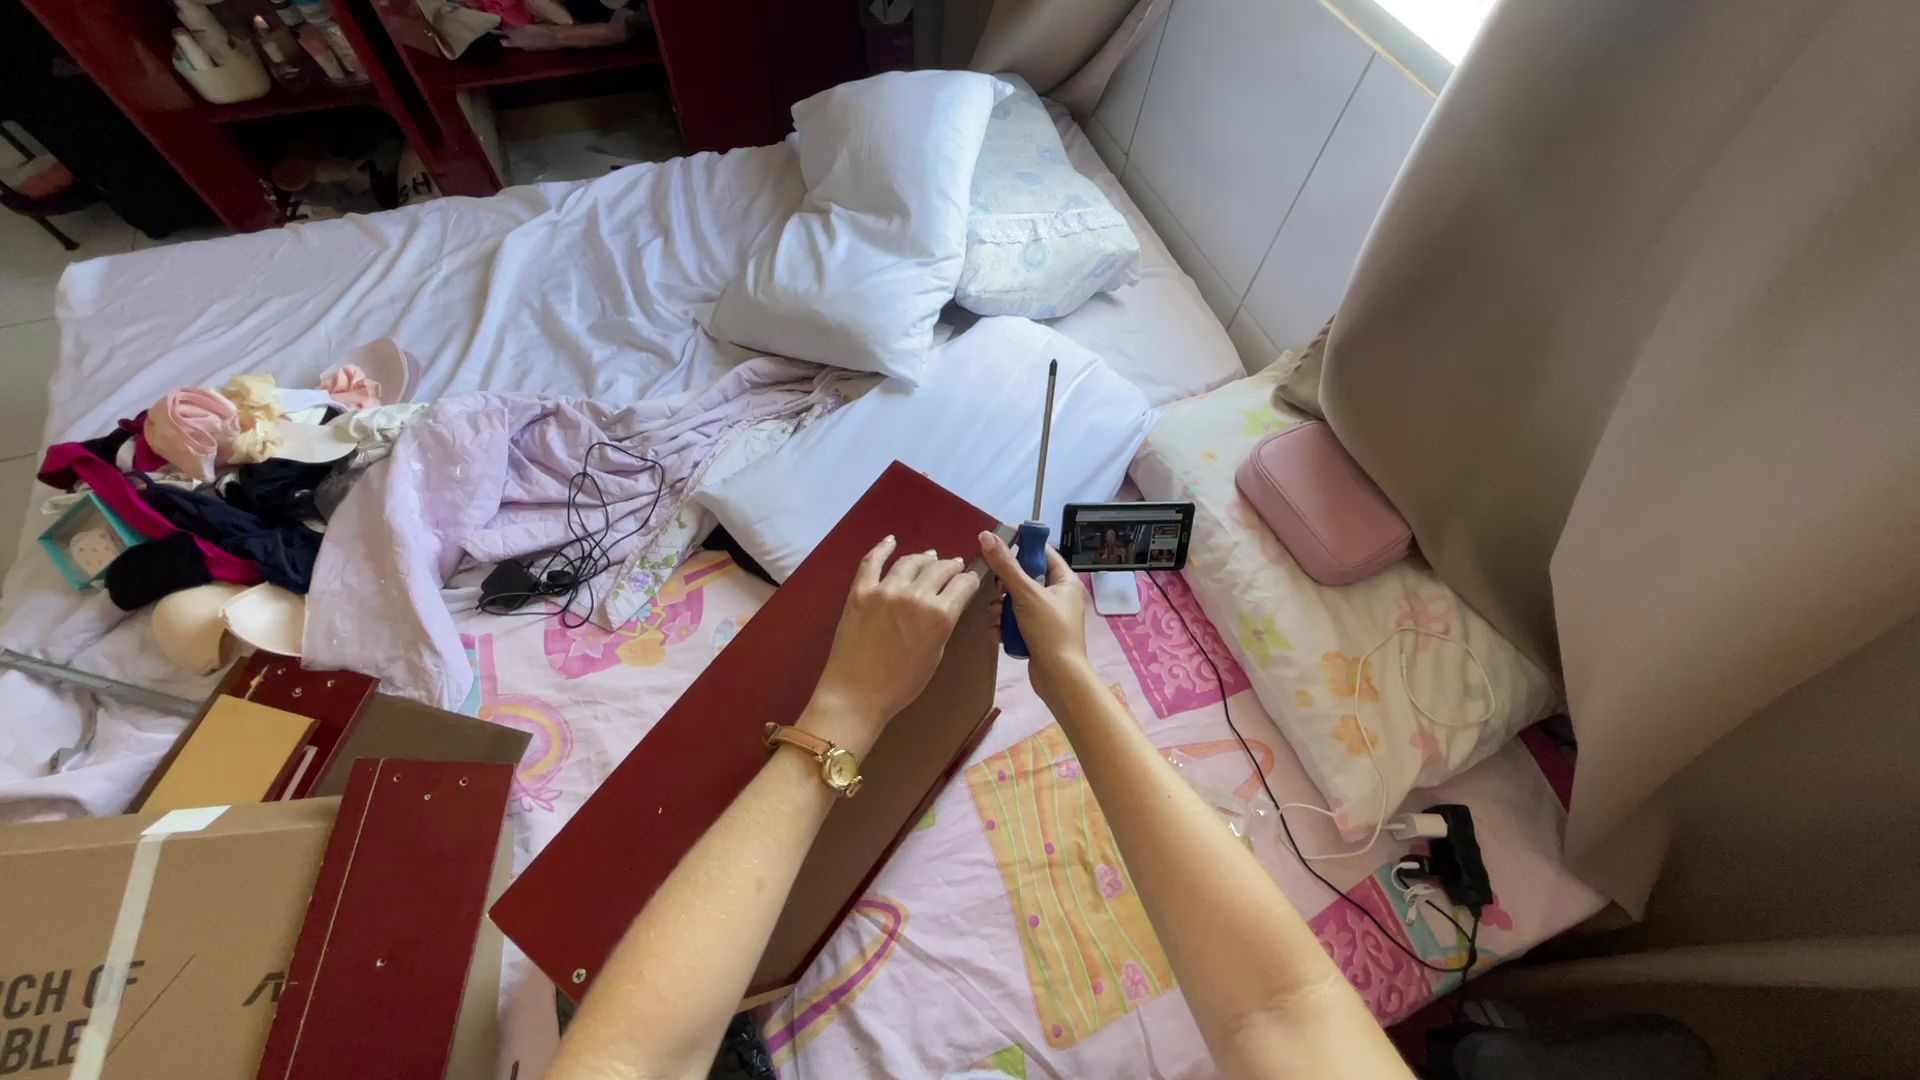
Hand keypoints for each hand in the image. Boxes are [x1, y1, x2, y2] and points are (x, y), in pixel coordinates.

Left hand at [807, 536, 980, 753]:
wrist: (856, 694)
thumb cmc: (901, 684)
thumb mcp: (935, 655)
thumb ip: (942, 624)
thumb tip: (946, 604)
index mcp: (940, 615)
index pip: (963, 584)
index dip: (970, 578)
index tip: (970, 577)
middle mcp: (915, 596)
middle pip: (939, 568)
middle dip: (950, 566)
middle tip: (953, 565)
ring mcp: (885, 590)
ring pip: (910, 561)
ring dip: (924, 557)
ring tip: (929, 555)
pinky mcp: (860, 591)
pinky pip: (872, 561)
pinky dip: (883, 547)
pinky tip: (890, 541)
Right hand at [977, 530, 1089, 709]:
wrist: (1059, 677)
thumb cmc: (1050, 631)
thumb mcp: (1026, 594)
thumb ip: (1005, 566)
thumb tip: (987, 536)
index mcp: (1064, 581)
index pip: (1042, 552)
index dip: (1021, 544)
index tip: (998, 540)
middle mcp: (1057, 596)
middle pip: (1024, 577)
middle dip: (1005, 585)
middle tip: (997, 589)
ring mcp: (1046, 616)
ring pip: (1015, 601)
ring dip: (1001, 608)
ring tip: (996, 616)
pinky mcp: (1036, 634)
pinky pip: (1014, 621)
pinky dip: (1004, 625)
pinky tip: (997, 633)